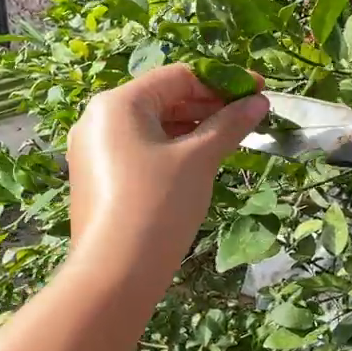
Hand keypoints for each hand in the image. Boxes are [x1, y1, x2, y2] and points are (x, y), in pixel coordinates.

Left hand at [67, 64, 266, 286]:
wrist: (115, 273)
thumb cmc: (158, 203)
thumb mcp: (199, 159)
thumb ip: (229, 125)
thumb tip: (259, 102)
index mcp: (118, 103)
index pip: (178, 77)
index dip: (222, 82)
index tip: (259, 92)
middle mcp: (98, 119)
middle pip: (163, 99)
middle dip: (208, 106)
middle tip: (248, 119)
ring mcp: (92, 150)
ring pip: (151, 127)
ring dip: (192, 129)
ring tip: (229, 141)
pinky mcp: (95, 178)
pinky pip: (139, 150)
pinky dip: (171, 150)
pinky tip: (198, 164)